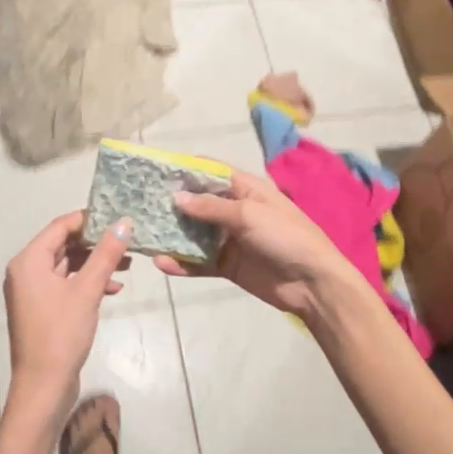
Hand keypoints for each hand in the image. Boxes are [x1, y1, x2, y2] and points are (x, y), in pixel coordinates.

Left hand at [2, 211, 132, 404]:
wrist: (43, 388)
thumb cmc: (61, 334)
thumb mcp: (87, 290)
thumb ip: (106, 254)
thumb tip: (124, 222)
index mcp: (29, 260)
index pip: (61, 226)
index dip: (90, 219)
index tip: (118, 218)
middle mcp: (26, 270)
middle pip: (64, 244)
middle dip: (96, 243)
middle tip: (127, 240)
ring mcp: (32, 291)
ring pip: (67, 265)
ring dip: (95, 264)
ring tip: (127, 264)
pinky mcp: (42, 309)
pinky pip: (66, 284)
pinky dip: (87, 283)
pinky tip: (113, 288)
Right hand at [154, 169, 359, 316]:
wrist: (313, 283)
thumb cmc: (285, 236)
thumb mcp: (248, 214)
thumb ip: (211, 207)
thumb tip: (176, 197)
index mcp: (245, 188)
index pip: (210, 172)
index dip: (185, 170)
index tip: (155, 170)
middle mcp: (235, 210)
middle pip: (198, 203)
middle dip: (172, 203)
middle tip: (139, 204)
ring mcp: (231, 239)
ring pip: (195, 233)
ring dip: (173, 233)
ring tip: (143, 232)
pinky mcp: (229, 266)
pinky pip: (200, 262)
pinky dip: (182, 263)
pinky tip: (162, 262)